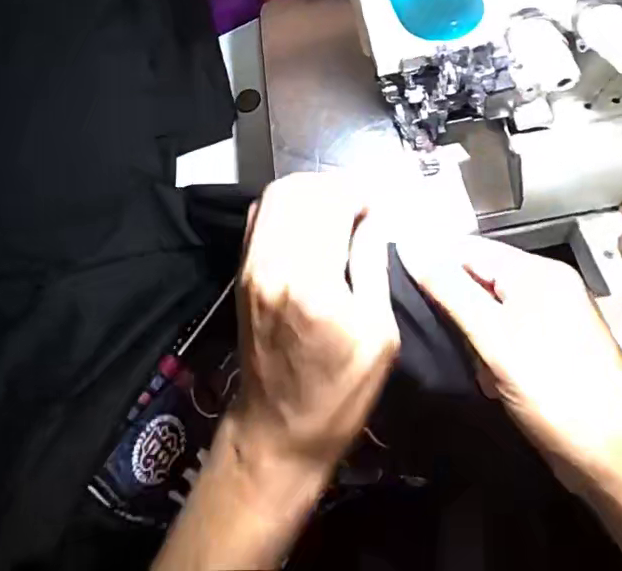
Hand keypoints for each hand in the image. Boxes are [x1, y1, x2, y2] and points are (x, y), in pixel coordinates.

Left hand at [228, 171, 399, 474]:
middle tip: (359, 206)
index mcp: (312, 283)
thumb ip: (374, 266)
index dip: (358, 194)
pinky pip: (261, 215)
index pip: (331, 203)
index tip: (375, 208)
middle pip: (301, 190)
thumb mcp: (380, 335)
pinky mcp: (242, 272)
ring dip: (311, 191)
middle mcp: (274, 266)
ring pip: (277, 196)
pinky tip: (310, 222)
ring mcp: (251, 267)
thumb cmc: (338, 393)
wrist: (276, 433)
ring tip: (337, 209)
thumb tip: (373, 218)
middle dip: (336, 187)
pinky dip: (288, 205)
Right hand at [398, 234, 621, 491]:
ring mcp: (555, 319)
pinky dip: (494, 357)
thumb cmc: (555, 392)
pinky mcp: (555, 351)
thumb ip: (451, 291)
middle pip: (481, 280)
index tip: (401, 289)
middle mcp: (549, 286)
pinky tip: (495, 384)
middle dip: (459, 310)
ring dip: (476, 340)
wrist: (618, 462)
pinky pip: (508, 338)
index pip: (471, 249)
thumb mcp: (495, 339)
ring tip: (479, 371)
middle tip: (447, 341)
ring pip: (491, 313)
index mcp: (539, 271)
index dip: (435, 265)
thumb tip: (413, 247)